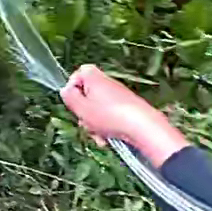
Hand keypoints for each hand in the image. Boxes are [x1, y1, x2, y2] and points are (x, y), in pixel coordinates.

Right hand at [60, 65, 189, 164]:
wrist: (145, 129)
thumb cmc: (111, 117)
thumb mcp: (81, 107)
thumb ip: (69, 97)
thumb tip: (66, 90)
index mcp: (95, 78)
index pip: (79, 72)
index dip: (72, 86)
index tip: (72, 100)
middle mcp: (108, 84)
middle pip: (88, 94)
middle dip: (84, 110)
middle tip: (85, 122)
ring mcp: (120, 97)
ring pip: (99, 108)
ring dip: (95, 122)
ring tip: (99, 135)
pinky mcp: (130, 110)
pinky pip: (111, 117)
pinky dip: (107, 127)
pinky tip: (108, 138)